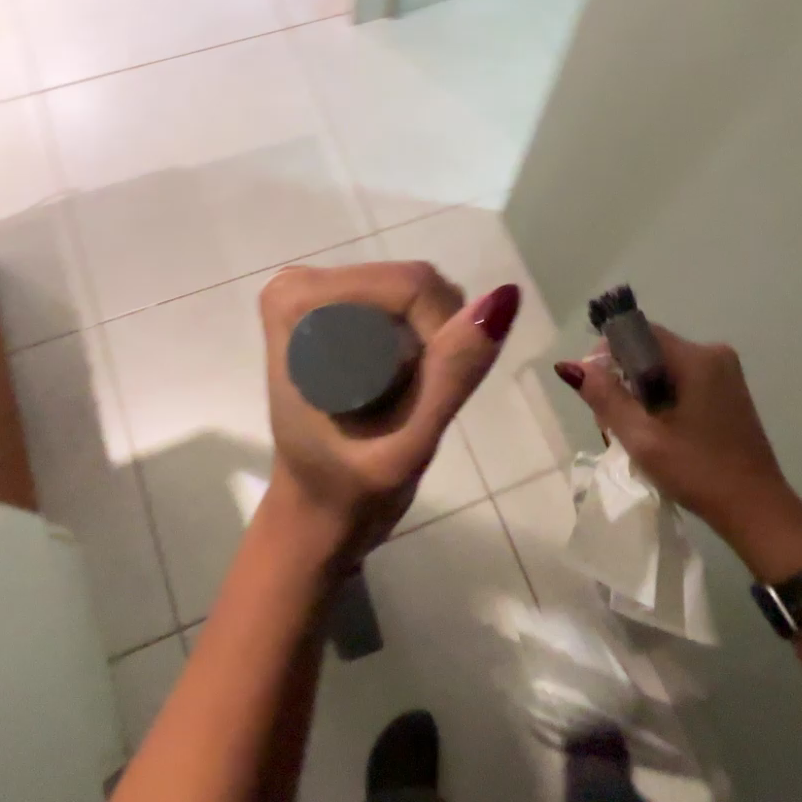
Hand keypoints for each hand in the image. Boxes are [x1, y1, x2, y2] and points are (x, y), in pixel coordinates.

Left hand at [259, 261, 519, 568]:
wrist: (316, 517)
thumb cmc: (348, 492)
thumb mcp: (407, 445)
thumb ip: (450, 375)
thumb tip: (504, 297)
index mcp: (297, 304)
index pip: (409, 286)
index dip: (439, 338)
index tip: (423, 399)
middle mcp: (301, 283)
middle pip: (413, 284)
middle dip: (433, 343)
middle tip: (411, 404)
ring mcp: (319, 291)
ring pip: (419, 293)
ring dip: (430, 347)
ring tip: (402, 399)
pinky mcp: (338, 305)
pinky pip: (410, 305)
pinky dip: (422, 346)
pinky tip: (398, 386)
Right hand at [556, 327, 801, 581]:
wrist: (757, 511)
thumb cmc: (698, 473)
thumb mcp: (642, 438)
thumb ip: (605, 398)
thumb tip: (569, 365)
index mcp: (696, 358)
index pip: (636, 333)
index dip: (607, 356)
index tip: (597, 395)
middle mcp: (713, 354)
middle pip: (648, 351)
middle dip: (623, 382)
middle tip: (614, 426)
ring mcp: (724, 373)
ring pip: (663, 369)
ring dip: (641, 395)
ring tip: (636, 435)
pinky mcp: (727, 392)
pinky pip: (681, 381)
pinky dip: (662, 401)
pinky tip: (659, 433)